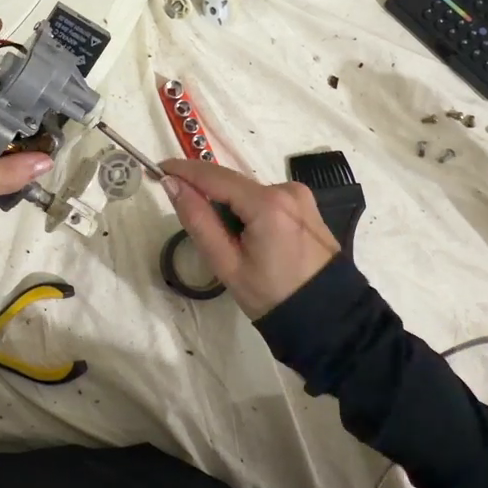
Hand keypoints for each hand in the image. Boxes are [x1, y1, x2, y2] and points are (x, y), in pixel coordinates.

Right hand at [162, 158, 339, 318]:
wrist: (329, 320)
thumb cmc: (272, 296)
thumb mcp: (227, 264)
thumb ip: (198, 220)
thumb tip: (172, 183)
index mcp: (268, 203)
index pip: (215, 176)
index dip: (183, 170)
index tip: (158, 167)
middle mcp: (286, 189)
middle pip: (231, 184)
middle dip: (206, 194)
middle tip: (186, 218)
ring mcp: (300, 196)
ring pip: (247, 192)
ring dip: (228, 206)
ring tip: (225, 242)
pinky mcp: (306, 206)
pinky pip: (265, 200)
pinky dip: (248, 211)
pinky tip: (247, 239)